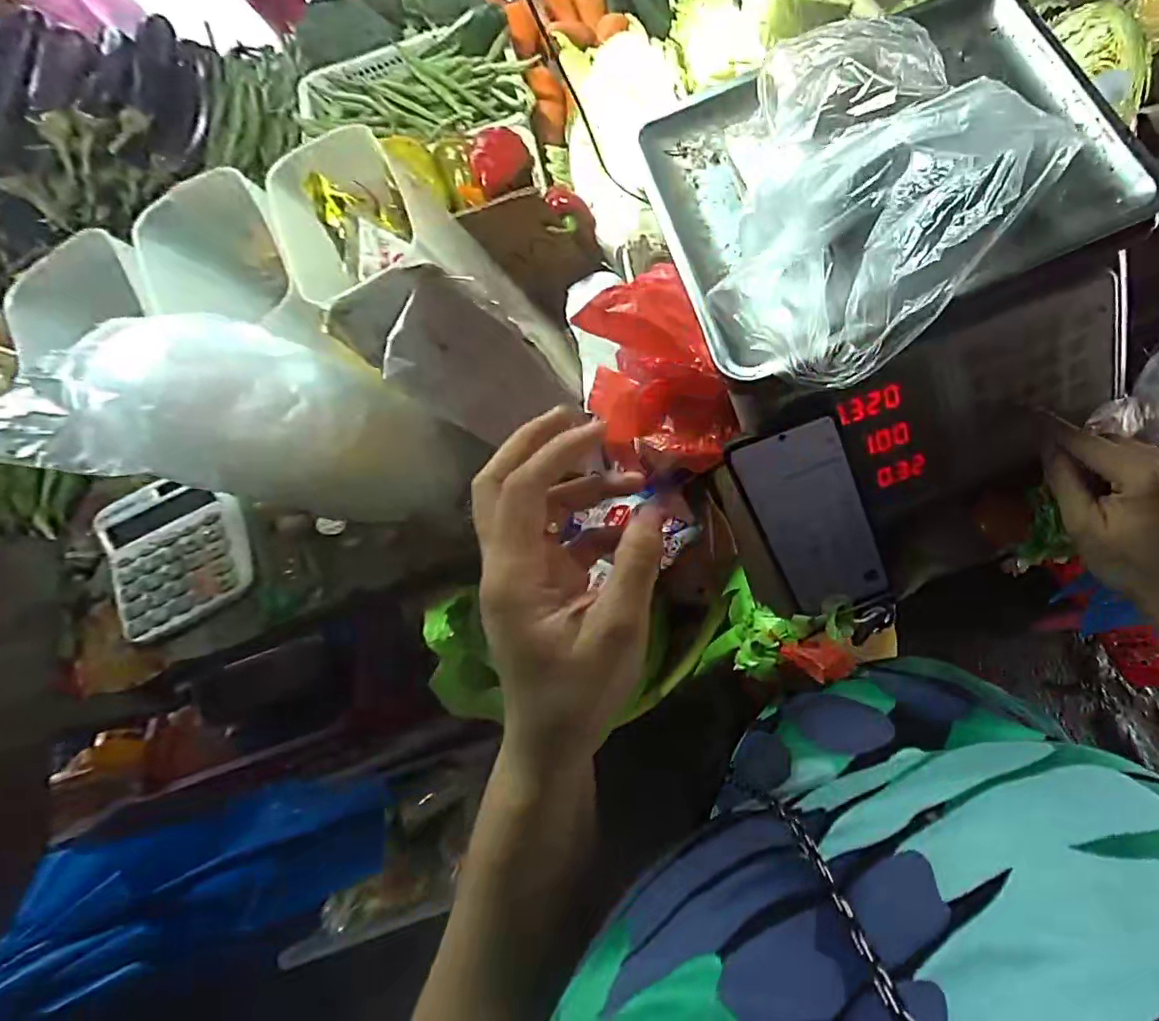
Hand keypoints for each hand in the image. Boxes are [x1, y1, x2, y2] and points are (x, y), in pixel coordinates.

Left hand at [472, 407, 662, 774]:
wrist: (551, 741)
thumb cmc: (580, 694)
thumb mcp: (618, 631)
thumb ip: (637, 564)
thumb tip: (659, 506)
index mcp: (513, 575)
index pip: (521, 491)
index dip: (557, 452)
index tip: (600, 431)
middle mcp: (504, 564)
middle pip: (499, 485)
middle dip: (536, 444)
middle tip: (580, 417)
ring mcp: (518, 572)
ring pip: (529, 506)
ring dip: (573, 483)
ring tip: (629, 476)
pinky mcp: (536, 582)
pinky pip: (556, 533)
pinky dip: (586, 517)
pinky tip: (627, 523)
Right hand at [1043, 429, 1158, 616]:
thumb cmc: (1129, 567)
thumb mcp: (1084, 529)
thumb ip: (1064, 482)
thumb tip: (1048, 446)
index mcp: (1143, 473)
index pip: (1088, 442)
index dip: (1058, 431)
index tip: (1032, 415)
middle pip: (1112, 441)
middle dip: (1084, 450)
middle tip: (1063, 471)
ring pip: (1133, 447)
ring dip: (1108, 457)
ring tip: (1096, 487)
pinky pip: (1154, 458)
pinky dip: (1132, 465)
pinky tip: (1124, 491)